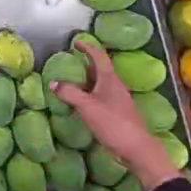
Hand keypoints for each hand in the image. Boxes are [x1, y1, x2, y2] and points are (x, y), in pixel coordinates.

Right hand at [52, 41, 180, 190]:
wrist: (137, 148)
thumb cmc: (113, 122)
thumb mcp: (87, 106)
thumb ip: (69, 93)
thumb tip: (53, 83)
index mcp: (109, 79)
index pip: (99, 56)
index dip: (88, 47)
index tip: (76, 42)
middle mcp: (115, 85)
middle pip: (100, 68)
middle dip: (85, 62)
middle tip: (69, 62)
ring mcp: (117, 99)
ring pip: (100, 83)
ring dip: (86, 79)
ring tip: (70, 81)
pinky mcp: (117, 112)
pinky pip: (100, 96)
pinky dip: (88, 93)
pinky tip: (80, 102)